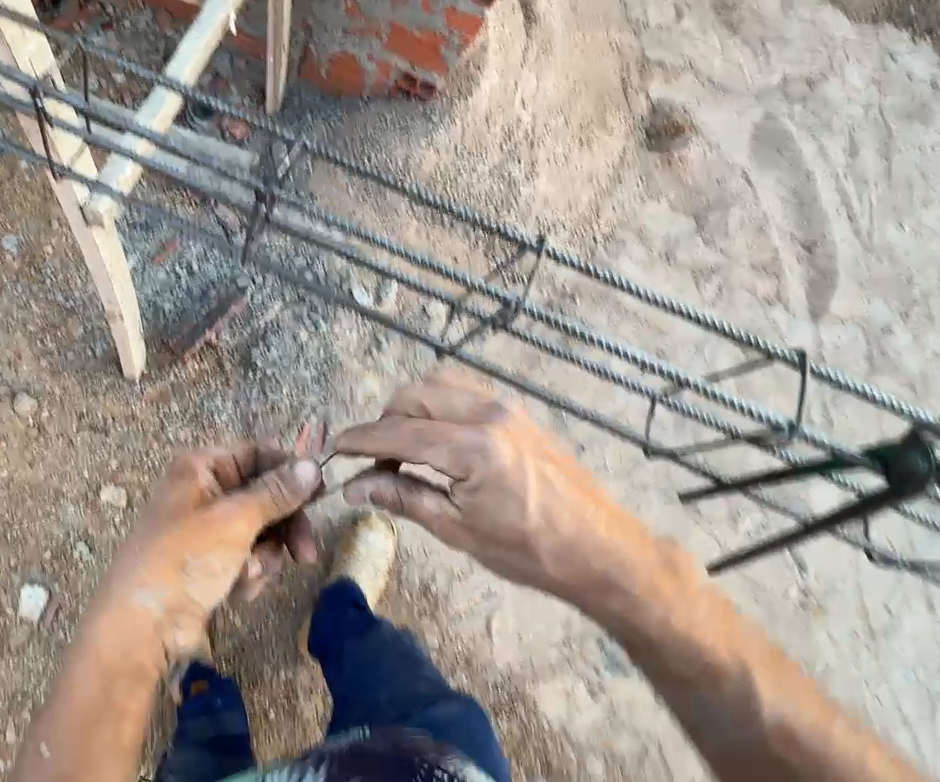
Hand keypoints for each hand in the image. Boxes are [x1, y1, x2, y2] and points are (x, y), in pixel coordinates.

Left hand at [88, 443, 321, 662]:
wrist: (143, 626)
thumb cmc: (184, 559)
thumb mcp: (234, 521)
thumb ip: (275, 493)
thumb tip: (312, 466)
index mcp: (201, 467)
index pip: (258, 454)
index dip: (290, 472)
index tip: (322, 493)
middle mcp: (205, 491)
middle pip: (265, 496)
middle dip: (282, 527)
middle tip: (304, 554)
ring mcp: (208, 528)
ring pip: (262, 531)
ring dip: (263, 557)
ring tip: (247, 576)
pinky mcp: (212, 562)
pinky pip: (249, 558)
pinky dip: (249, 574)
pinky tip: (235, 591)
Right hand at [335, 370, 665, 607]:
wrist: (603, 552)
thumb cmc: (530, 551)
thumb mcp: (458, 531)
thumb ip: (402, 498)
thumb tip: (354, 487)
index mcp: (471, 448)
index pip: (398, 433)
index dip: (361, 440)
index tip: (335, 448)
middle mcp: (486, 414)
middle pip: (414, 397)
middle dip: (385, 422)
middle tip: (374, 459)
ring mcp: (505, 407)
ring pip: (438, 386)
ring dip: (411, 409)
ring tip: (403, 448)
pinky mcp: (517, 412)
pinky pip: (463, 392)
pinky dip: (437, 406)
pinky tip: (436, 439)